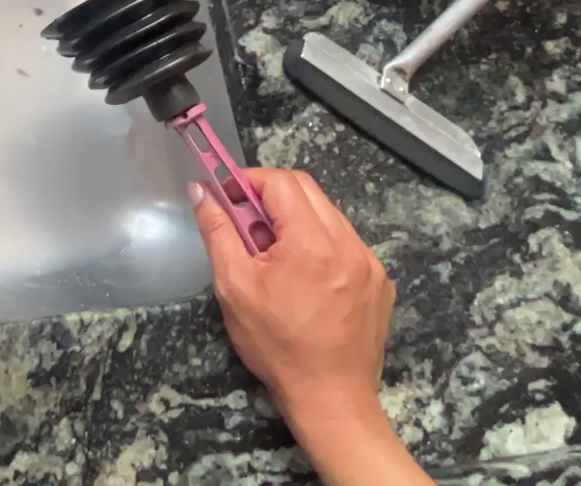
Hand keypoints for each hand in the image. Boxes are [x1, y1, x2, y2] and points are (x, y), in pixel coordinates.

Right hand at [191, 170, 428, 485]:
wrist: (332, 400)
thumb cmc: (276, 343)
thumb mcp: (234, 284)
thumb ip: (217, 229)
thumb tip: (201, 189)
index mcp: (312, 243)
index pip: (280, 182)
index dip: (247, 181)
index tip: (226, 198)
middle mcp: (349, 244)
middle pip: (305, 189)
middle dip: (268, 194)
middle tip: (244, 222)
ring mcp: (369, 262)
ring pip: (325, 212)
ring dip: (293, 217)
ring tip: (271, 252)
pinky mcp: (379, 280)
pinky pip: (343, 239)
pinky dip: (316, 240)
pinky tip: (301, 272)